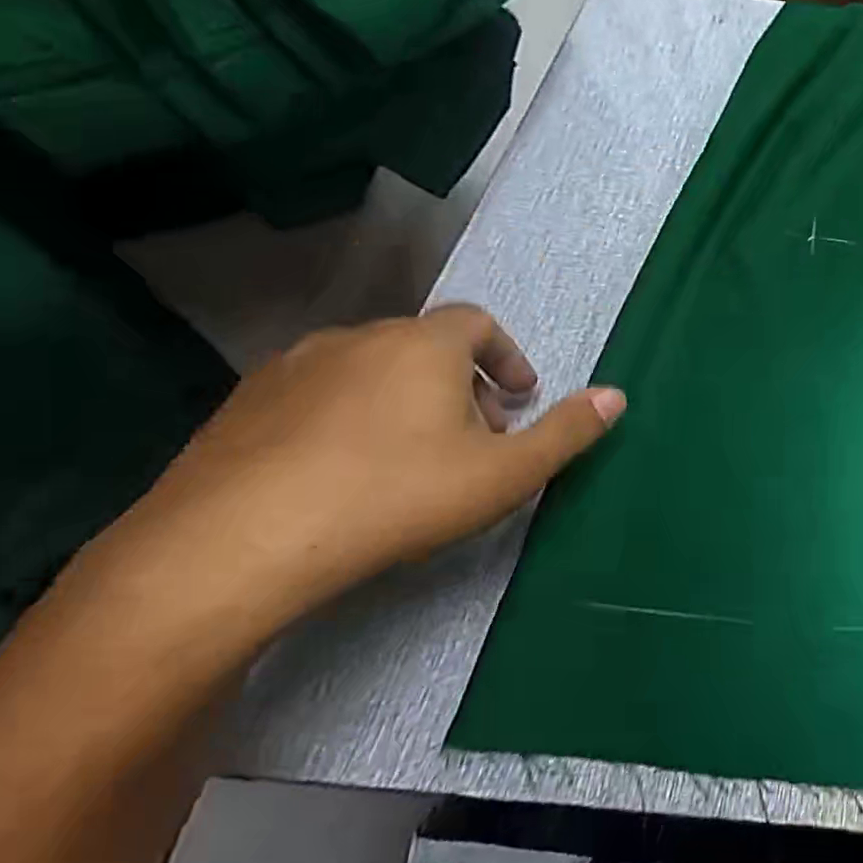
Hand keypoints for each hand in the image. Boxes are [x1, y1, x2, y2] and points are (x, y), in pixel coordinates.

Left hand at [105, 304, 623, 630]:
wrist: (246, 539)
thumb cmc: (403, 494)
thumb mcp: (509, 472)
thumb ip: (568, 432)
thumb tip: (616, 396)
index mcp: (423, 346)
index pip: (477, 323)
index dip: (510, 356)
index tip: (522, 399)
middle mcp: (356, 339)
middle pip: (427, 345)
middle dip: (466, 384)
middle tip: (481, 438)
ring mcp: (292, 368)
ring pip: (373, 369)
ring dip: (411, 399)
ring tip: (421, 458)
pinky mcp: (246, 404)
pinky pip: (323, 395)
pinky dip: (356, 416)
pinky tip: (356, 472)